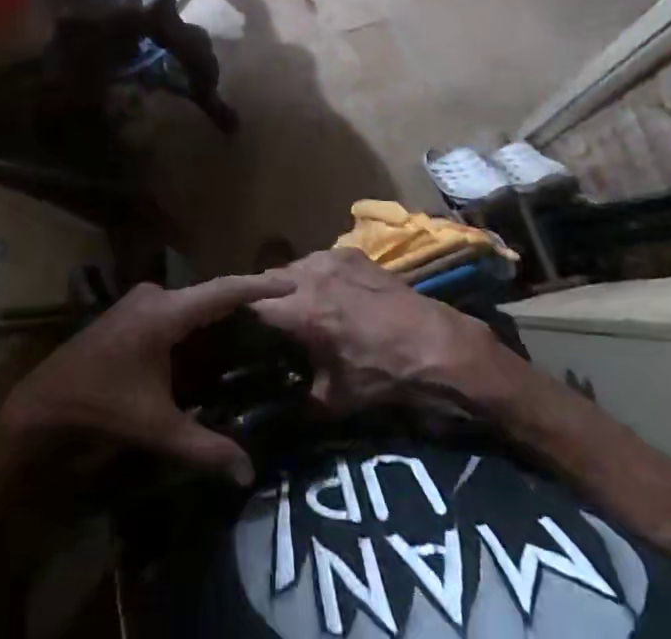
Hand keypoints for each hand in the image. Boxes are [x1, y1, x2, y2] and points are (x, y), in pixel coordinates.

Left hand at [0, 273, 293, 485]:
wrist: (42, 403)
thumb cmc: (101, 409)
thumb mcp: (157, 428)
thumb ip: (206, 448)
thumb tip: (249, 473)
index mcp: (164, 314)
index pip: (222, 291)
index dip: (259, 285)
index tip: (292, 281)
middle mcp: (153, 297)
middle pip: (210, 293)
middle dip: (245, 300)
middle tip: (281, 311)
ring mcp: (138, 301)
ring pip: (192, 300)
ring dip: (220, 310)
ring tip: (255, 323)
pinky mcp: (130, 311)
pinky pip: (176, 307)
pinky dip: (199, 317)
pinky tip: (213, 335)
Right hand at [249, 249, 510, 411]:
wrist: (441, 348)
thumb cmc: (385, 376)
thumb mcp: (332, 401)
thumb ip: (293, 404)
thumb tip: (267, 416)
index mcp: (299, 310)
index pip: (246, 306)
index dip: (233, 320)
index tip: (228, 334)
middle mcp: (309, 275)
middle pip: (264, 282)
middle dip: (257, 302)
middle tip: (260, 326)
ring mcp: (331, 258)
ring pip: (288, 268)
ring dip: (283, 287)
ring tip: (291, 310)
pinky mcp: (352, 254)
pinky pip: (315, 261)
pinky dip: (311, 276)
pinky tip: (322, 295)